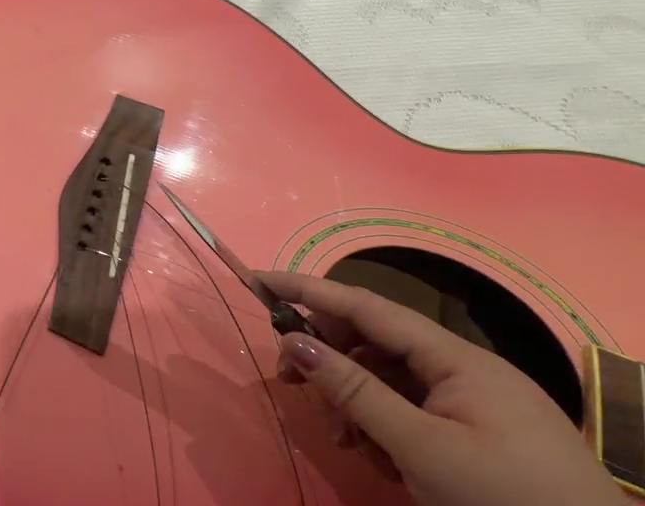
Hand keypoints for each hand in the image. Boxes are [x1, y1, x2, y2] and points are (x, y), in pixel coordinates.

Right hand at [261, 271, 625, 505]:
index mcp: (459, 360)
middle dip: (328, 360)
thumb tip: (292, 341)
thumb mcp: (421, 448)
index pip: (367, 306)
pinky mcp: (483, 436)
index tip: (257, 279)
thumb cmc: (506, 499)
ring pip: (389, 380)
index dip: (308, 288)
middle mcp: (467, 371)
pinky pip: (414, 409)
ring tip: (343, 439)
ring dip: (353, 401)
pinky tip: (376, 456)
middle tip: (290, 385)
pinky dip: (383, 425)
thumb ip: (354, 391)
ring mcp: (478, 405)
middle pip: (374, 342)